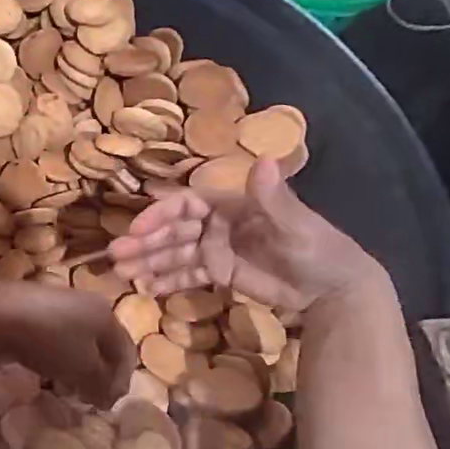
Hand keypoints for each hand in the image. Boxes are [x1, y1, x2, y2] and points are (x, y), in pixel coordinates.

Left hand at [0, 282, 135, 407]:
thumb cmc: (50, 342)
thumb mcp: (83, 370)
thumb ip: (102, 385)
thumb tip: (108, 397)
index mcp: (106, 315)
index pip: (125, 352)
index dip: (121, 381)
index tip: (107, 405)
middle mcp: (86, 304)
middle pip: (101, 344)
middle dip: (98, 372)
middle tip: (87, 395)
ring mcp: (57, 302)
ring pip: (76, 339)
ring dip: (75, 365)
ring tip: (65, 385)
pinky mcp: (31, 307)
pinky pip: (53, 336)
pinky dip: (55, 354)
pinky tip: (43, 368)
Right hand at [109, 158, 387, 314]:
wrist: (334, 289)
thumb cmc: (318, 249)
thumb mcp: (296, 225)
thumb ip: (274, 198)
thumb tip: (264, 160)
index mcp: (232, 204)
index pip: (187, 204)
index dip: (160, 215)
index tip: (136, 229)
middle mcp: (218, 223)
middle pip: (174, 230)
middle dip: (144, 242)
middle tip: (116, 255)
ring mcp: (216, 249)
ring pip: (174, 254)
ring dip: (147, 262)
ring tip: (121, 274)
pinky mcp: (219, 273)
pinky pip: (187, 275)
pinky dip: (166, 281)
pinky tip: (145, 288)